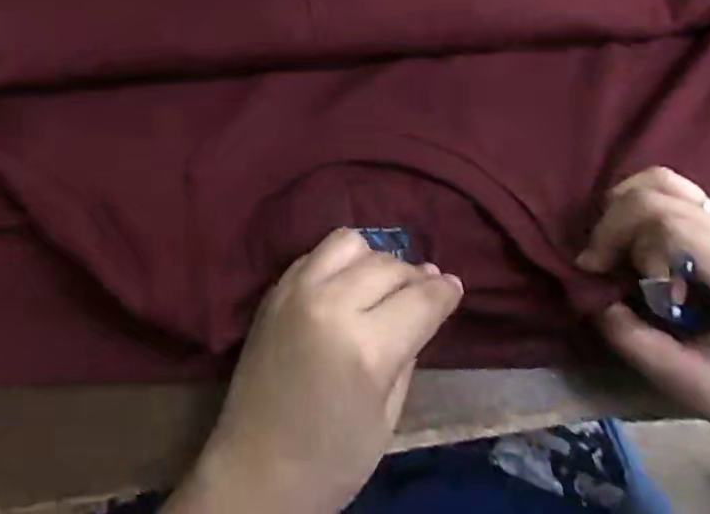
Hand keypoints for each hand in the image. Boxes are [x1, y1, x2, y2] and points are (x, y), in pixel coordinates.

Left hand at [166, 229, 464, 513]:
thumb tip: (429, 302)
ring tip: (381, 285)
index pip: (421, 299)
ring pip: (349, 242)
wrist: (255, 468)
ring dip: (374, 259)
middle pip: (388, 265)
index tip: (455, 286)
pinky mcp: (274, 289)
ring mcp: (296, 290)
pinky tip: (346, 285)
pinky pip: (316, 253)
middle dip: (414, 276)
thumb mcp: (388, 416)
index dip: (445, 290)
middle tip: (423, 292)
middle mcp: (330, 304)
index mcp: (365, 347)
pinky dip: (340, 262)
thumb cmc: (332, 459)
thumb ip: (409, 351)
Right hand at [579, 168, 709, 513]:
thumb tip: (590, 297)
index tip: (599, 276)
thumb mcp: (701, 391)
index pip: (675, 224)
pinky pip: (678, 201)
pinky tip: (640, 254)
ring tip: (617, 253)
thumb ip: (638, 343)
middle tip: (600, 264)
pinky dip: (643, 215)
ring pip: (668, 184)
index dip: (626, 241)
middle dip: (617, 222)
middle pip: (665, 192)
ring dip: (628, 210)